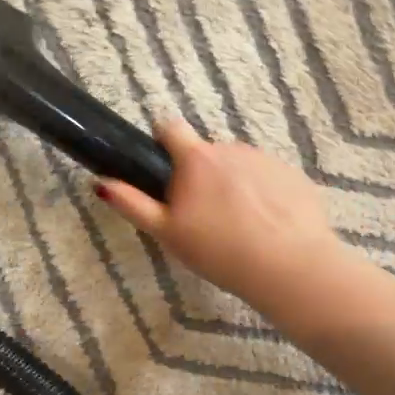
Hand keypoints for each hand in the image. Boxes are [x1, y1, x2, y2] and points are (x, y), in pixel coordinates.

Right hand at [95, 117, 347, 311]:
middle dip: (200, 176)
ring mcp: (266, 159)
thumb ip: (133, 204)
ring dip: (231, 185)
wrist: (288, 266)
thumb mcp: (167, 232)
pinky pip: (268, 179)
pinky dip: (262, 196)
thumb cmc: (218, 250)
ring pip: (238, 166)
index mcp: (196, 159)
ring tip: (236, 227)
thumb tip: (101, 182)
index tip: (162, 167)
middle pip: (206, 154)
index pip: (170, 128)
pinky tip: (264, 228)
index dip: (161, 142)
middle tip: (201, 217)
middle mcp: (230, 149)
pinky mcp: (293, 175)